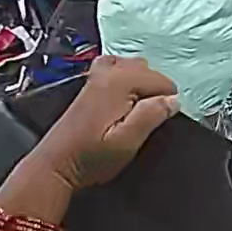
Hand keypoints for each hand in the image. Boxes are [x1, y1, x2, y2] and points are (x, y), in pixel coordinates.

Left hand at [23, 56, 179, 191]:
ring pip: (134, 67)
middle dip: (155, 92)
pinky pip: (117, 67)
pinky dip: (126, 78)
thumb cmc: (91, 157)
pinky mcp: (90, 82)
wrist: (57, 163)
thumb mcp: (127, 142)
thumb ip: (151, 116)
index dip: (167, 103)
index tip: (156, 123)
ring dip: (142, 85)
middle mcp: (108, 71)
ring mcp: (96, 74)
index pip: (163, 81)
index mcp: (119, 82)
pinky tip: (123, 98)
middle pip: (149, 71)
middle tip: (145, 120)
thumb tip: (174, 100)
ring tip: (135, 112)